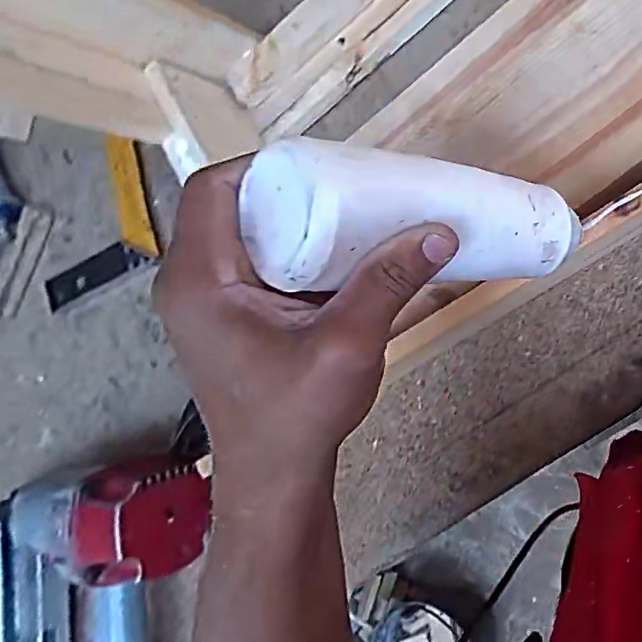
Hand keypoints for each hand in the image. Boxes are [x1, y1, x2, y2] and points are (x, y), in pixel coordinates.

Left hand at [153, 157, 457, 494]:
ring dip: (311, 223)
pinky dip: (315, 255)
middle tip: (359, 188)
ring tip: (366, 216)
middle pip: (239, 210)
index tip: (327, 166)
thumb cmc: (296, 413)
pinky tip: (359, 259)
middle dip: (300, 192)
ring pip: (261, 239)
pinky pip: (276, 268)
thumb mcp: (349, 341)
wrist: (277, 475)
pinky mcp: (246, 320)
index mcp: (202, 280)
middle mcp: (200, 284)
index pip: (212, 191)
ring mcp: (221, 304)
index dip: (265, 166)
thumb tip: (441, 231)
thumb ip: (389, 281)